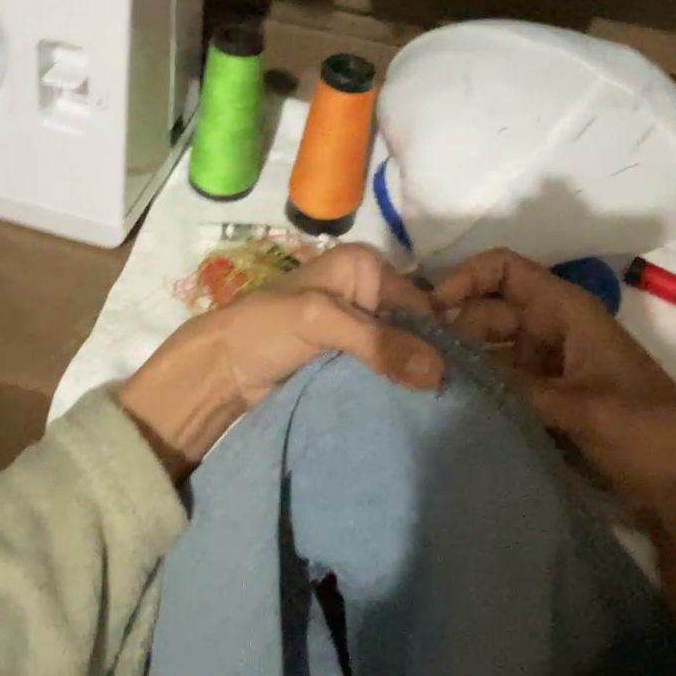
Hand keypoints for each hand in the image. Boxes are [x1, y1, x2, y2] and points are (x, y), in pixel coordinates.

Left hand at [117, 244, 443, 480]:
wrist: (220, 368)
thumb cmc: (264, 329)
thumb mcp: (320, 323)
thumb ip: (378, 343)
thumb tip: (438, 371)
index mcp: (363, 265)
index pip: (418, 302)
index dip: (435, 338)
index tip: (455, 379)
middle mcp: (365, 290)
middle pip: (412, 326)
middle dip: (426, 359)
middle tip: (451, 399)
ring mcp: (356, 327)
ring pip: (399, 351)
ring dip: (411, 377)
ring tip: (438, 410)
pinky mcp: (347, 358)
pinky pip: (382, 370)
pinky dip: (393, 387)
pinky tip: (411, 410)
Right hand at [432, 249, 675, 514]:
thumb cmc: (645, 433)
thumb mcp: (580, 407)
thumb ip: (513, 387)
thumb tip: (448, 370)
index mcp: (567, 311)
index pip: (505, 270)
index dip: (466, 277)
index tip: (431, 308)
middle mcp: (551, 328)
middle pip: (488, 310)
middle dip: (456, 327)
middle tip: (423, 360)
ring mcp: (546, 363)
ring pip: (490, 346)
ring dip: (464, 360)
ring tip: (431, 382)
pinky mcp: (543, 397)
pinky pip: (499, 379)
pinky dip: (478, 386)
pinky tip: (452, 402)